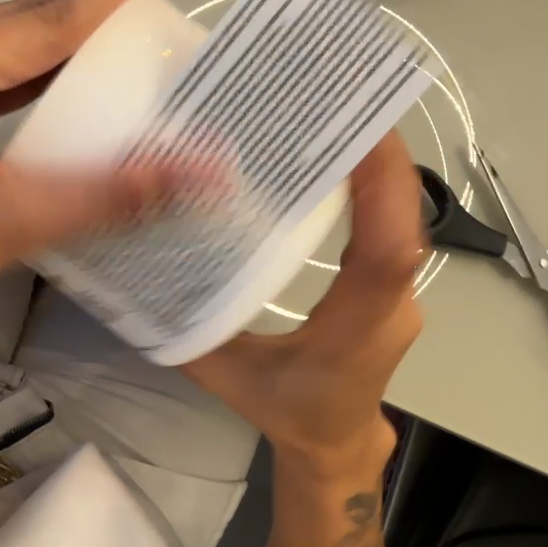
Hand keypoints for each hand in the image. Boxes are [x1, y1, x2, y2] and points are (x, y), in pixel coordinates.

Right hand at [183, 132, 425, 546]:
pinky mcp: (392, 287)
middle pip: (403, 223)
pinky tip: (329, 168)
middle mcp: (392, 305)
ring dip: (376, 168)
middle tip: (335, 103)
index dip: (382, 191)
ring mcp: (400, 295)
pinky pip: (389, 230)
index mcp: (353, 332)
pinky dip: (369, 191)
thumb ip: (190, 330)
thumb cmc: (284, 412)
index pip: (387, 255)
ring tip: (330, 122)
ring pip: (402, 222)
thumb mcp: (226, 376)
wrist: (335, 443)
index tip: (358, 133)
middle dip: (378, 157)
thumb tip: (144, 273)